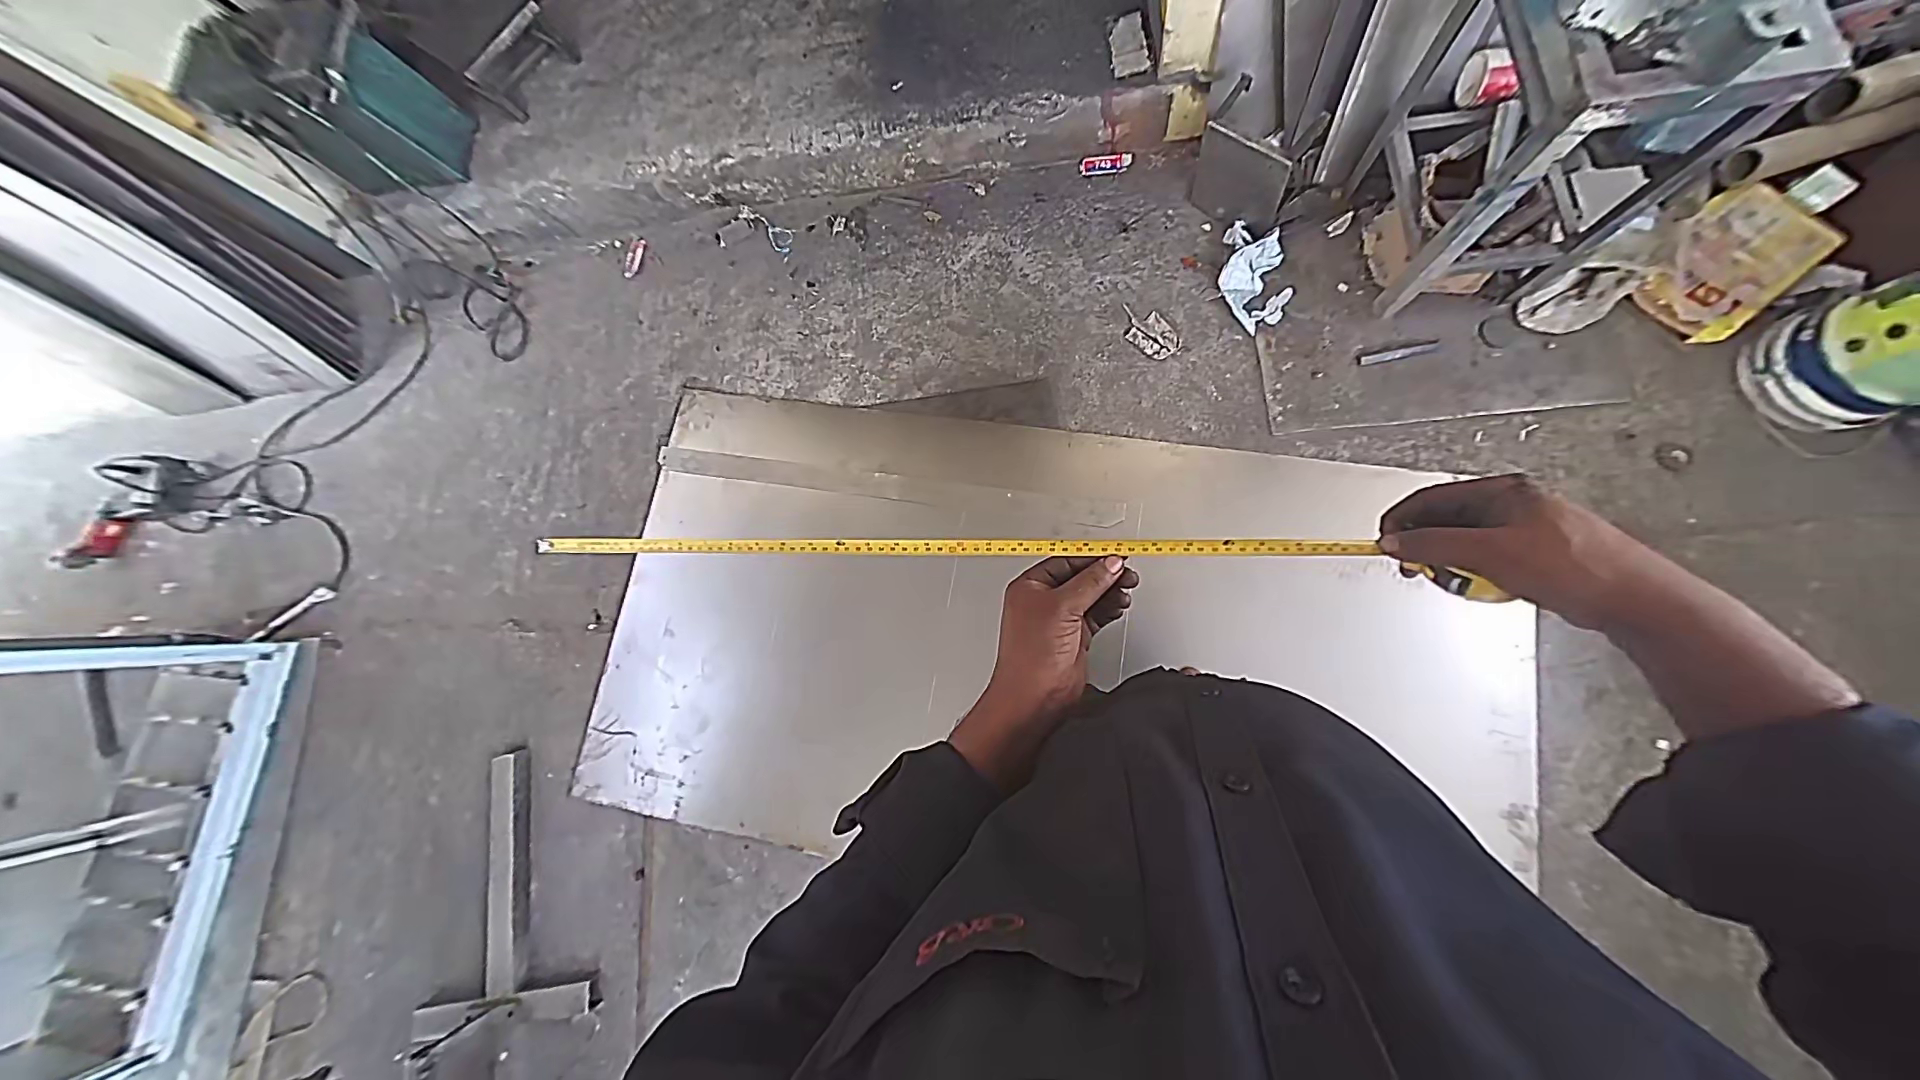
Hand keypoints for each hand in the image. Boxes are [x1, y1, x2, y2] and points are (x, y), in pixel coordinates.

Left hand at [949, 555, 1138, 787]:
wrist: (1035, 697)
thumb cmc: (1030, 657)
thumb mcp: (1062, 608)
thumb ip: (1089, 583)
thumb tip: (1108, 564)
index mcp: (1029, 587)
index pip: (1064, 561)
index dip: (1090, 557)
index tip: (1114, 554)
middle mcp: (1042, 601)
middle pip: (1079, 577)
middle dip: (1104, 573)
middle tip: (1125, 570)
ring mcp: (1059, 620)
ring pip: (1090, 596)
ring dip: (1109, 590)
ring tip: (1127, 585)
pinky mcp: (1074, 636)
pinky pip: (1096, 614)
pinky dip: (1109, 607)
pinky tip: (1119, 603)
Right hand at [1377, 475, 1667, 629]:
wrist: (1633, 600)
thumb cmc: (1579, 566)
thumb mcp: (1489, 552)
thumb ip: (1433, 545)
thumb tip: (1396, 542)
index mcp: (1503, 492)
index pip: (1431, 498)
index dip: (1402, 521)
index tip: (1386, 543)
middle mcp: (1511, 507)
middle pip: (1444, 523)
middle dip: (1428, 549)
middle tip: (1418, 568)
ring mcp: (1520, 532)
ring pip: (1461, 546)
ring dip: (1454, 567)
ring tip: (1467, 582)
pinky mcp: (1528, 557)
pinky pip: (1481, 562)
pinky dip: (1475, 576)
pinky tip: (1489, 588)